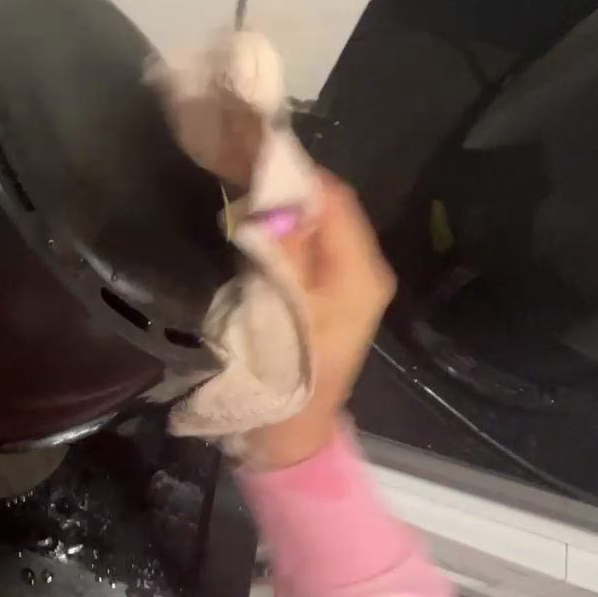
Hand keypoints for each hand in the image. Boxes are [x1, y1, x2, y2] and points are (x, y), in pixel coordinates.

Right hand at [248, 173, 395, 471]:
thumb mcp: (283, 311)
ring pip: (315, 229)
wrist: (288, 436)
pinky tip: (249, 235)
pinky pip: (307, 251)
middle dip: (284, 191)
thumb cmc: (287, 376)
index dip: (293, 174)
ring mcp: (347, 286)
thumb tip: (276, 198)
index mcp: (361, 272)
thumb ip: (284, 253)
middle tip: (234, 177)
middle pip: (326, 210)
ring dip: (280, 213)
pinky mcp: (328, 298)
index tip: (247, 160)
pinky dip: (281, 237)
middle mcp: (363, 271)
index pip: (334, 198)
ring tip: (236, 201)